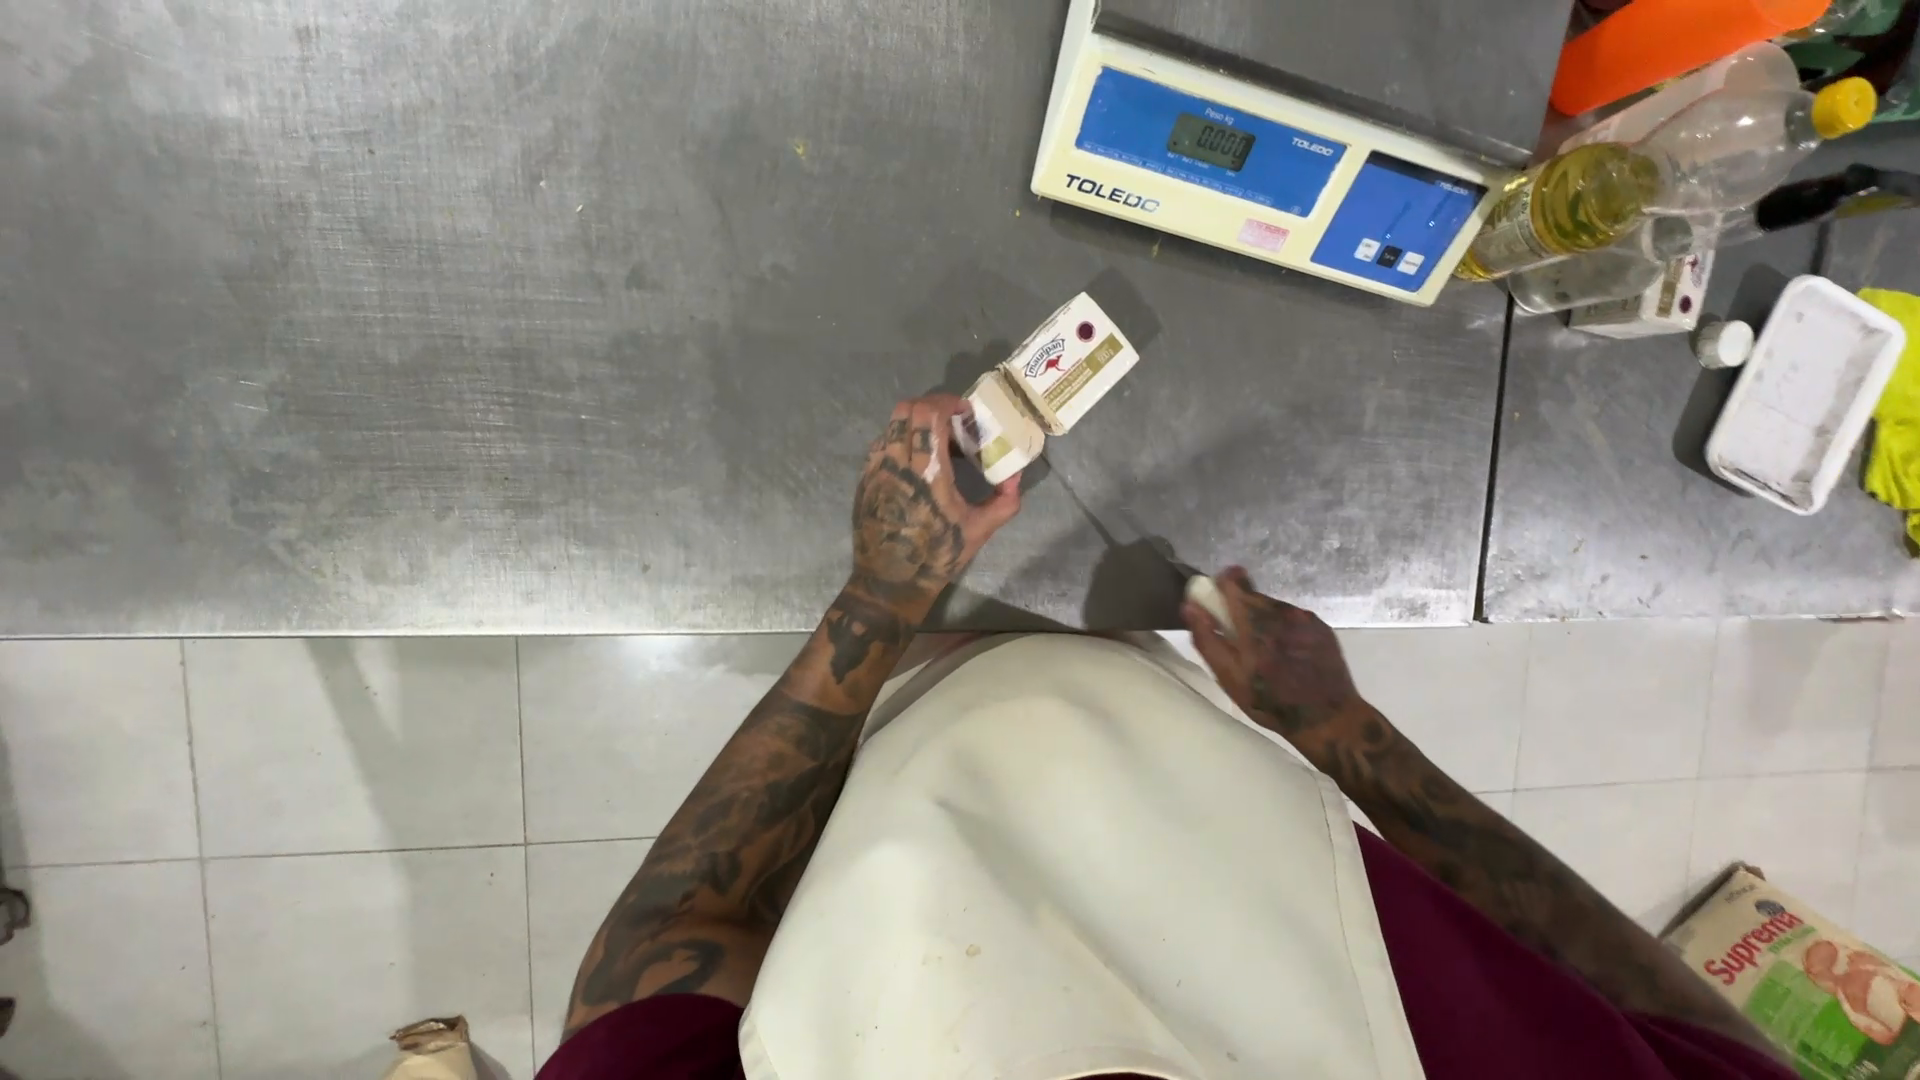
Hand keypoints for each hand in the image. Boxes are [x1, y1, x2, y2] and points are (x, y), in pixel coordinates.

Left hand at [848, 395, 1021, 621]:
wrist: (891, 581)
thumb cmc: (938, 555)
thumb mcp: (980, 530)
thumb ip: (1005, 501)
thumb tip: (1016, 476)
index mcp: (928, 473)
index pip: (930, 414)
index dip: (948, 402)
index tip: (964, 411)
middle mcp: (897, 463)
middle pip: (907, 409)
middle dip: (931, 405)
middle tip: (950, 420)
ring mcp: (876, 470)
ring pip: (891, 424)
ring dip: (914, 421)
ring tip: (932, 440)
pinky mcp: (864, 480)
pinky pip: (881, 444)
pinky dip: (900, 439)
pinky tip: (914, 459)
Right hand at [1181, 566, 1362, 736]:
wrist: (1327, 719)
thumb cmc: (1270, 702)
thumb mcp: (1230, 678)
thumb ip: (1207, 640)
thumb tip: (1189, 607)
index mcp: (1255, 624)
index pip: (1233, 582)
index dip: (1221, 586)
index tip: (1215, 601)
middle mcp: (1282, 613)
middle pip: (1252, 593)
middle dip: (1240, 608)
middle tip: (1238, 636)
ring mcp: (1305, 618)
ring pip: (1272, 605)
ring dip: (1262, 618)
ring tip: (1264, 648)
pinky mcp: (1321, 626)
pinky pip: (1292, 616)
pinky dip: (1282, 627)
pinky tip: (1286, 651)